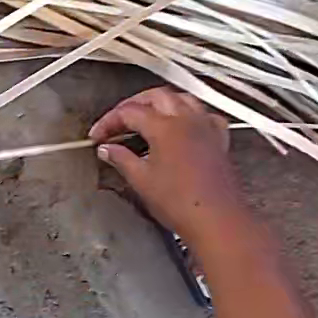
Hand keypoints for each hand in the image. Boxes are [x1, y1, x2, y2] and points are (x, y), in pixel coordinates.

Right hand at [90, 87, 251, 246]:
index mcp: (165, 127)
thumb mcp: (141, 181)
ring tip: (147, 116)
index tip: (99, 134)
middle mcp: (188, 121)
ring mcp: (206, 129)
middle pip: (156, 96)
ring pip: (182, 99)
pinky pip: (205, 116)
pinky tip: (184, 125)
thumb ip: (121, 159)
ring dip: (161, 103)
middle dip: (133, 104)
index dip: (109, 121)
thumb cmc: (184, 204)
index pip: (129, 112)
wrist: (216, 221)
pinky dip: (190, 115)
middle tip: (118, 121)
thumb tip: (109, 150)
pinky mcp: (218, 142)